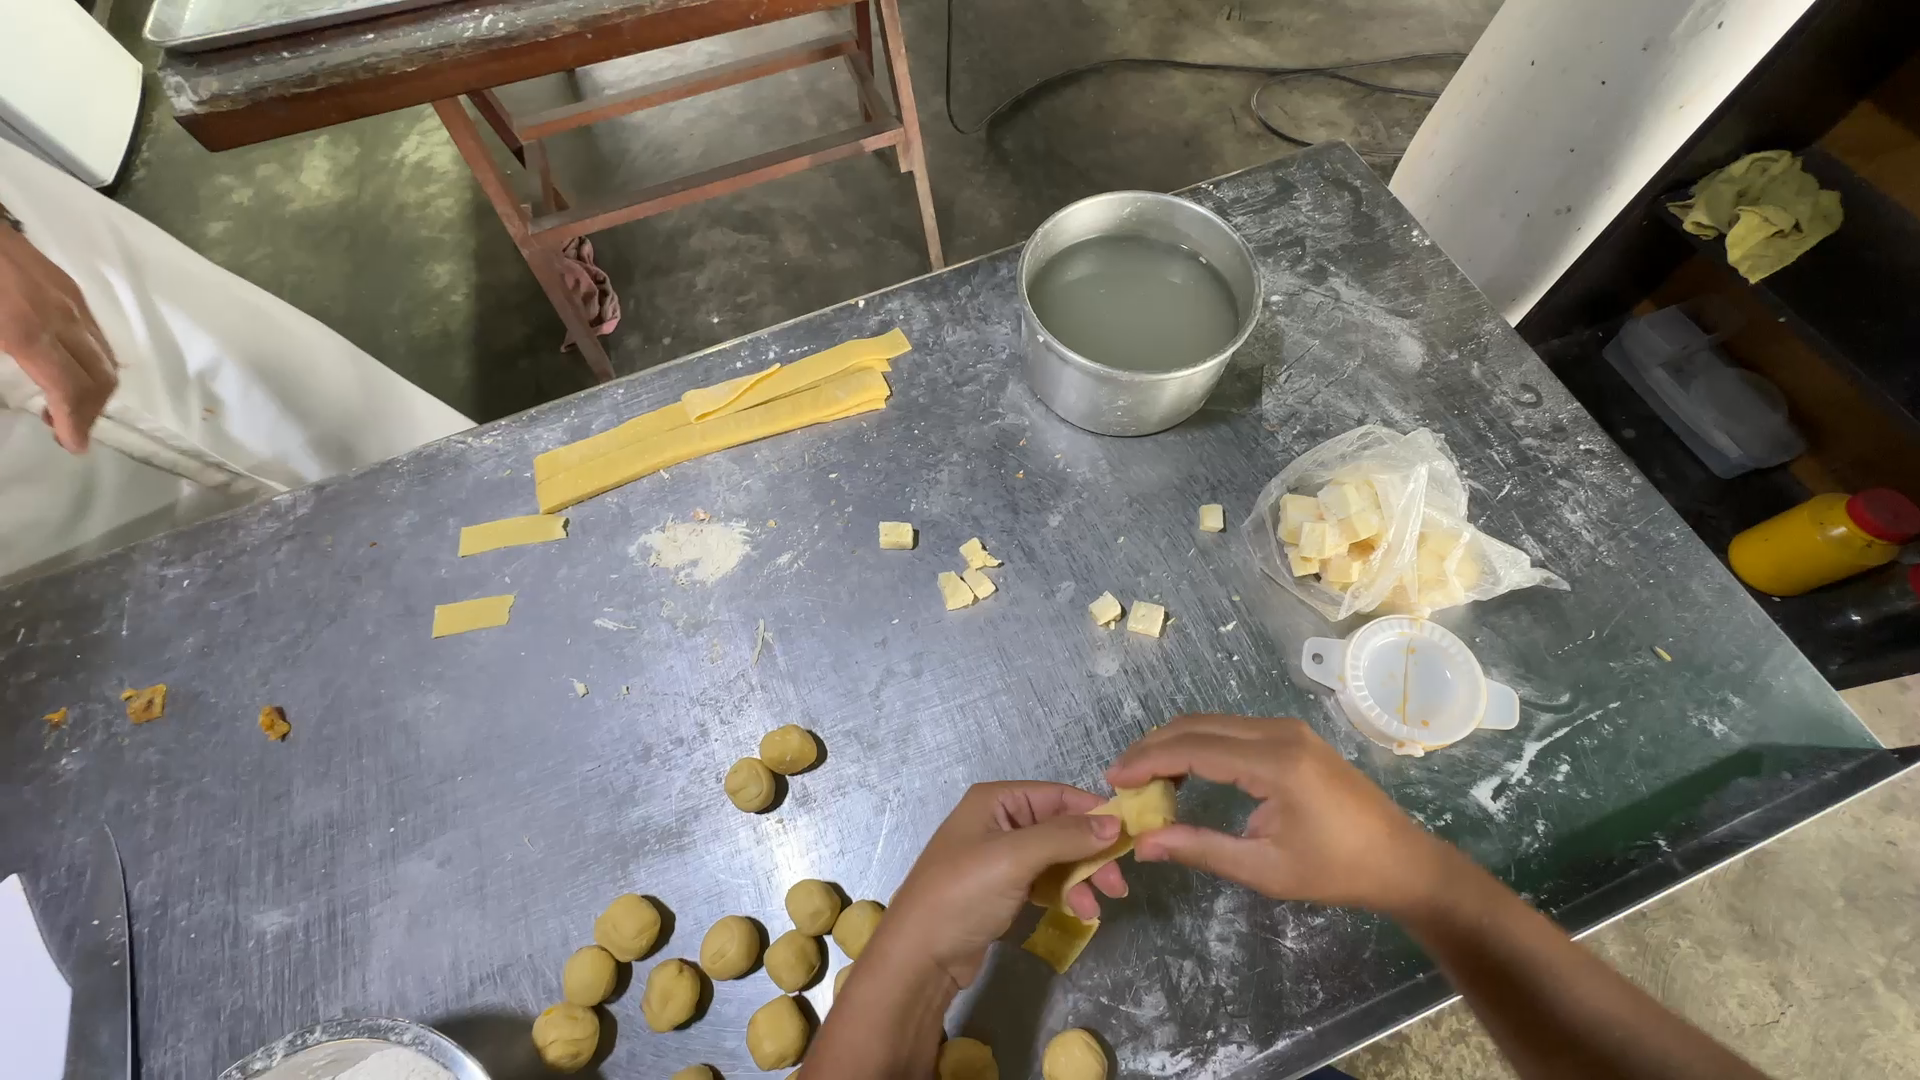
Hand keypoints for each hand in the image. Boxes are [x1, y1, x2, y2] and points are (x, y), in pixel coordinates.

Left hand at [0, 223, 115, 451]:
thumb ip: (4, 349)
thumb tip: (27, 384)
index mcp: (24, 331)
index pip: (72, 390)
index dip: (77, 423)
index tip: (72, 445)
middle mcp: (60, 318)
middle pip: (100, 377)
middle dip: (91, 409)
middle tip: (66, 426)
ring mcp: (67, 299)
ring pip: (104, 356)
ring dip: (94, 385)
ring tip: (66, 398)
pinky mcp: (63, 284)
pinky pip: (94, 332)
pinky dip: (91, 359)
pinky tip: (68, 361)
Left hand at [876, 782, 1128, 988]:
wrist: (920, 956)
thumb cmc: (963, 893)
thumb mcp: (1016, 858)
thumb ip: (1066, 836)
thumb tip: (1114, 822)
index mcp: (996, 800)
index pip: (1056, 795)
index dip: (1094, 813)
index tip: (1129, 838)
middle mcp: (998, 821)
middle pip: (1060, 827)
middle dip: (1091, 853)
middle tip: (1118, 884)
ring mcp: (1000, 857)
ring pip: (1056, 857)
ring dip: (1081, 877)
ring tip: (1099, 905)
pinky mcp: (1002, 889)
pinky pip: (1044, 881)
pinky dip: (1065, 893)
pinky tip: (1081, 912)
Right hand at [1107, 715, 1448, 917]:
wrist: (1403, 861)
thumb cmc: (1338, 871)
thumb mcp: (1264, 869)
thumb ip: (1200, 848)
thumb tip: (1142, 842)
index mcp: (1275, 762)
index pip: (1193, 748)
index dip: (1147, 760)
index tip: (1114, 779)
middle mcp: (1277, 732)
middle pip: (1196, 725)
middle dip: (1152, 747)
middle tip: (1121, 777)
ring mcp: (1285, 729)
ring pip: (1210, 722)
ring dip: (1172, 743)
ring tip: (1144, 776)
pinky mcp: (1289, 735)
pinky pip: (1229, 729)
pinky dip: (1197, 743)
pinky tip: (1182, 769)